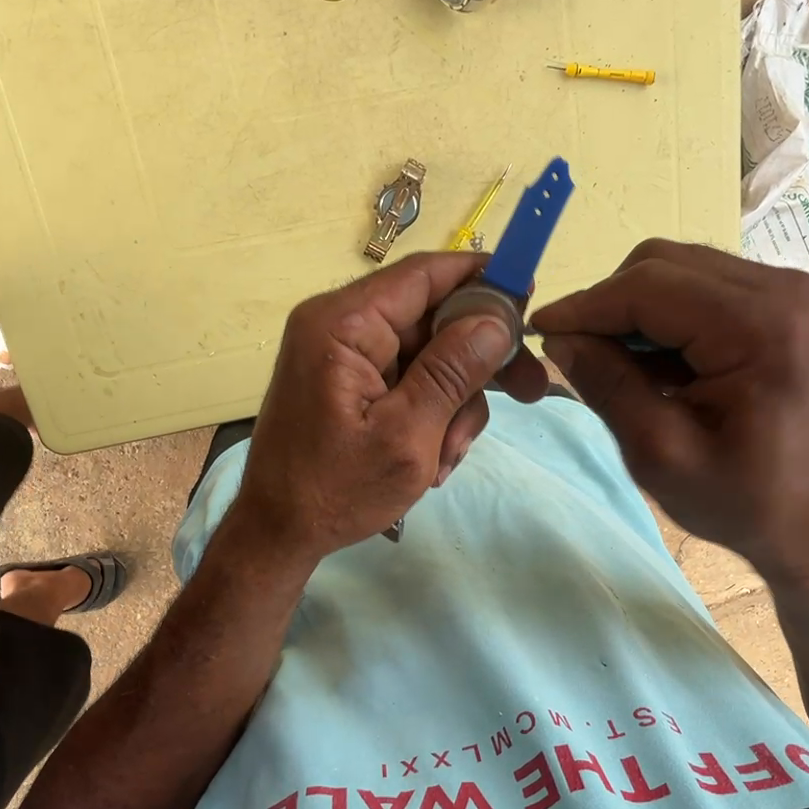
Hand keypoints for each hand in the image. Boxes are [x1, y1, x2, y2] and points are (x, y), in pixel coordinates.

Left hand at [233, 253, 547, 559]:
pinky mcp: (347, 385)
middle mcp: (340, 327)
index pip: (425, 275)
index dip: (483, 281)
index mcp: (344, 325)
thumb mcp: (407, 435)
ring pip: (427, 358)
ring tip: (445, 459)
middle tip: (529, 393)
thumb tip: (498, 318)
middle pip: (432, 320)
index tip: (529, 302)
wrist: (278, 533)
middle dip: (475, 367)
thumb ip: (453, 372)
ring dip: (452, 406)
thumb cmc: (335, 491)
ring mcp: (343, 358)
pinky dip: (428, 418)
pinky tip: (430, 461)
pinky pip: (405, 383)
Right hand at [530, 240, 808, 576]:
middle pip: (663, 265)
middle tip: (573, 353)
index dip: (584, 306)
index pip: (649, 286)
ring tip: (609, 364)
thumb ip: (608, 387)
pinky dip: (662, 320)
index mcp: (760, 324)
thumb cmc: (742, 502)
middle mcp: (781, 289)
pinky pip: (701, 291)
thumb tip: (558, 339)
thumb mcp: (659, 454)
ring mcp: (787, 294)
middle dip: (607, 304)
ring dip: (632, 311)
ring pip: (679, 271)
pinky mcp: (781, 308)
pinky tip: (649, 365)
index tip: (536, 331)